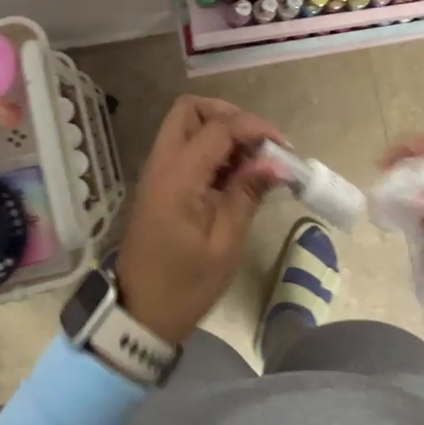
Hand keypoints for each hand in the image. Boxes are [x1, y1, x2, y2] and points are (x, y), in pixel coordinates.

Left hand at [116, 96, 284, 344]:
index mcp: (177, 177)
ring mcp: (156, 173)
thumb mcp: (224, 245)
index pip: (218, 128)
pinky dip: (210, 149)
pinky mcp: (159, 186)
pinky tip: (236, 176)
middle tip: (259, 143)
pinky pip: (183, 149)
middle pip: (190, 110)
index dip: (255, 127)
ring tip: (253, 162)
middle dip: (229, 115)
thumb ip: (246, 195)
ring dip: (220, 132)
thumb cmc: (184, 286)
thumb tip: (276, 162)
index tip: (285, 147)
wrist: (139, 314)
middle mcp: (161, 164)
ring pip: (185, 126)